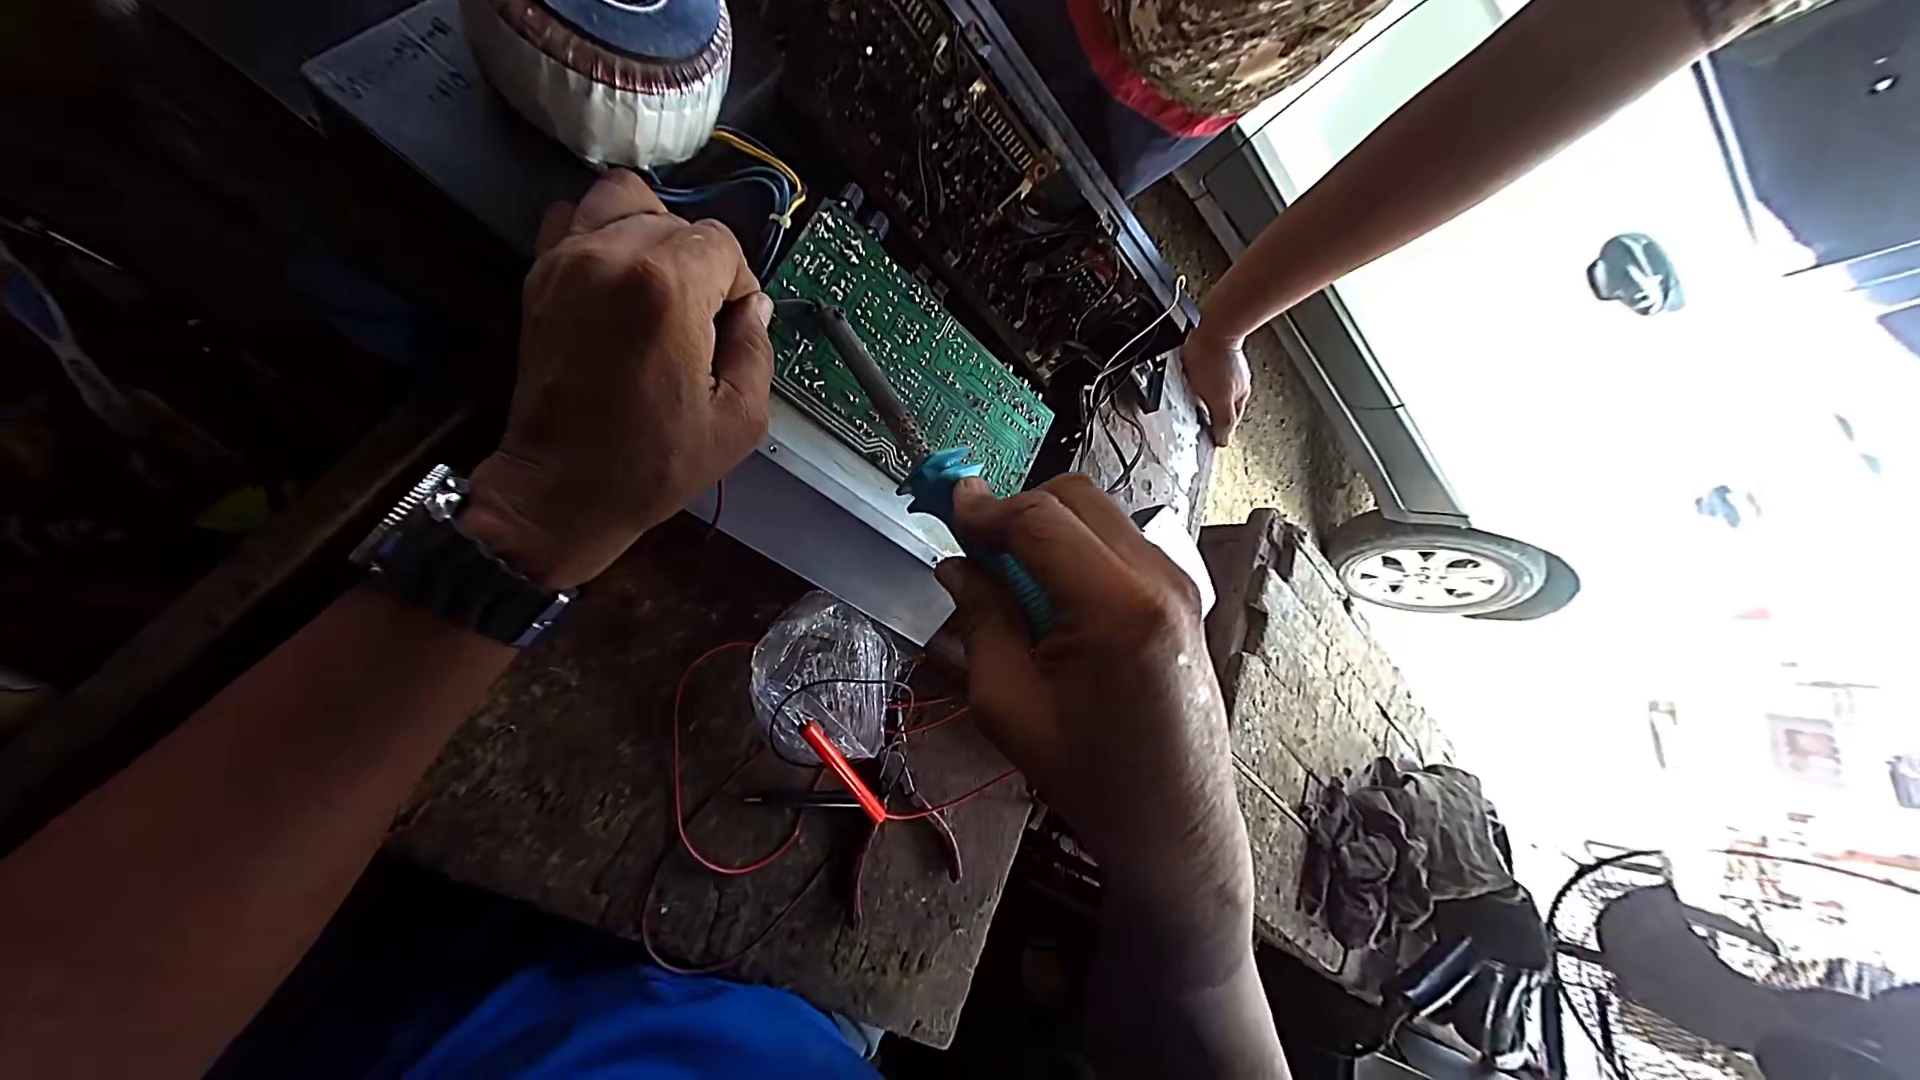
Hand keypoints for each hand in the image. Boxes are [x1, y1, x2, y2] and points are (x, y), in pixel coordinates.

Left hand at [461, 171, 773, 588]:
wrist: (565, 489)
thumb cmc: (658, 463)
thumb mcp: (741, 420)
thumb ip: (757, 350)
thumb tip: (753, 308)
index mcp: (667, 290)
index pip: (721, 243)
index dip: (740, 284)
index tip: (734, 328)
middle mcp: (611, 256)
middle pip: (678, 221)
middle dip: (704, 265)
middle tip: (702, 321)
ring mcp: (566, 260)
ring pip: (624, 199)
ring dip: (655, 233)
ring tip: (664, 287)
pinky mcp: (538, 276)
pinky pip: (575, 217)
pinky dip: (604, 235)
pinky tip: (621, 283)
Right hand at [935, 475, 1251, 917]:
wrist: (1178, 819)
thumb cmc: (1091, 776)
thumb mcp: (1010, 706)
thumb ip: (981, 621)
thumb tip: (956, 566)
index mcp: (1116, 608)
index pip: (1040, 520)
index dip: (987, 509)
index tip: (950, 509)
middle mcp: (1158, 578)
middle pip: (1074, 497)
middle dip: (1017, 509)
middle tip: (978, 545)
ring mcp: (1179, 581)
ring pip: (1098, 512)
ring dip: (1047, 526)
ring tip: (1012, 572)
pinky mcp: (1183, 592)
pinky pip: (1118, 539)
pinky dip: (1077, 545)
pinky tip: (1054, 590)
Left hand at [1183, 325, 1251, 447]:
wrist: (1210, 326)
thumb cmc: (1214, 359)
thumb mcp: (1219, 397)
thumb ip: (1222, 420)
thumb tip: (1223, 441)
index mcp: (1240, 395)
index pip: (1228, 421)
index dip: (1217, 431)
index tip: (1207, 439)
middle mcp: (1236, 382)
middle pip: (1222, 406)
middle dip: (1211, 415)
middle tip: (1200, 424)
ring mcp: (1225, 368)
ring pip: (1214, 390)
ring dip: (1204, 398)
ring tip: (1193, 404)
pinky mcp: (1211, 356)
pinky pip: (1204, 375)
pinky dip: (1199, 382)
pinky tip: (1191, 382)